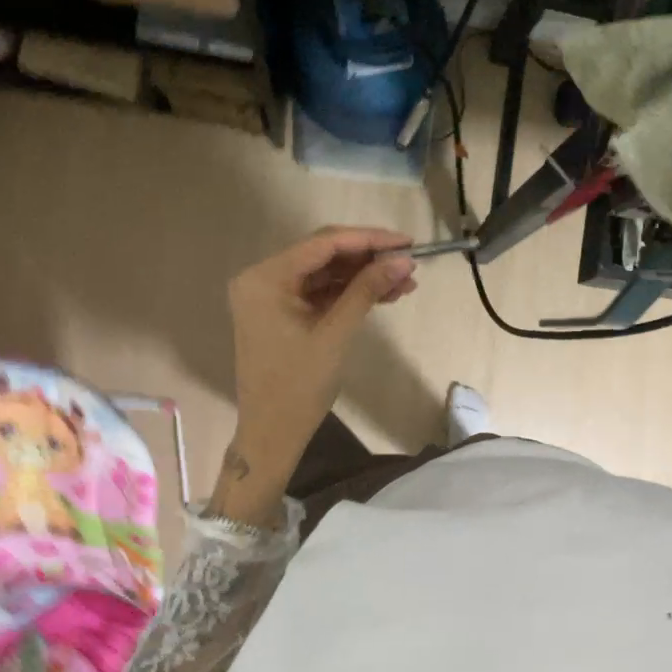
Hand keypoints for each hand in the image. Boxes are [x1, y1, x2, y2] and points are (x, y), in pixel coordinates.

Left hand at [211, 227, 417, 526]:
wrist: (273, 432)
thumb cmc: (298, 385)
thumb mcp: (335, 334)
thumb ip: (367, 291)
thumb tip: (403, 261)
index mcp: (265, 278)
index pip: (323, 244)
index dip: (368, 239)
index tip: (407, 242)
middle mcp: (262, 278)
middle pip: (324, 255)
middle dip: (368, 258)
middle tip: (409, 264)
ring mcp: (271, 297)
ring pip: (325, 274)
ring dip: (363, 277)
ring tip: (405, 283)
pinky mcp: (282, 314)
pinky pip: (320, 293)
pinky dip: (349, 294)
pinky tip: (384, 295)